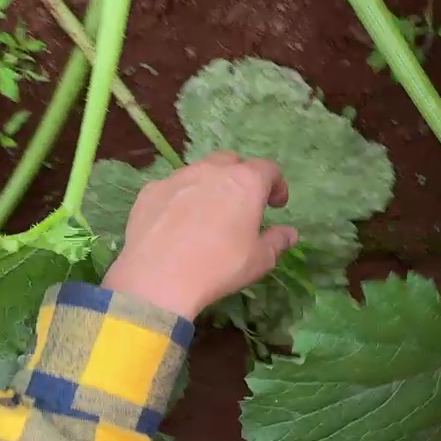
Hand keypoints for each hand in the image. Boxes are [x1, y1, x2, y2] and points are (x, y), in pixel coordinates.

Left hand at [101, 153, 298, 318]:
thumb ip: (277, 242)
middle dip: (241, 178)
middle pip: (232, 163)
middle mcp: (211, 170)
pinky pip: (172, 189)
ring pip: (199, 172)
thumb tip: (290, 233)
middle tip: (242, 204)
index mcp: (245, 182)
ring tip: (208, 214)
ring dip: (209, 186)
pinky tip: (176, 224)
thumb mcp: (259, 261)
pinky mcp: (150, 191)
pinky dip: (180, 199)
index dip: (276, 185)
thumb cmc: (219, 267)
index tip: (276, 204)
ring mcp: (177, 178)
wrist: (158, 278)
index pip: (268, 170)